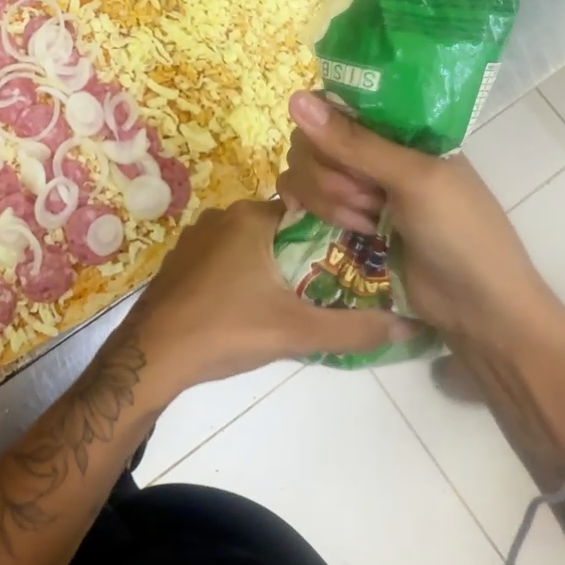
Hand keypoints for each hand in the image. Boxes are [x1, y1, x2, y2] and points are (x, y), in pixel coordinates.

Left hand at [126, 199, 419, 389]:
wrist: (153, 353)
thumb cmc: (226, 330)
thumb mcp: (298, 331)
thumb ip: (355, 328)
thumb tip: (411, 324)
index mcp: (250, 217)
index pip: (307, 212)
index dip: (334, 236)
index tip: (357, 263)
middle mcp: (221, 217)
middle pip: (279, 230)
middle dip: (304, 257)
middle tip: (332, 290)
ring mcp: (195, 239)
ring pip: (250, 246)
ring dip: (272, 268)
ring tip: (298, 302)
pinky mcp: (180, 262)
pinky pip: (225, 260)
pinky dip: (243, 277)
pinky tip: (253, 308)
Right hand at [276, 91, 564, 346]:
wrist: (478, 310)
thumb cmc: (461, 234)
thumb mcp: (413, 179)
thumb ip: (353, 142)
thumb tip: (295, 97)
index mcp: (401, 131)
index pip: (339, 106)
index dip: (329, 127)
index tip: (344, 153)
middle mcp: (375, 154)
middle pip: (314, 140)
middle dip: (330, 172)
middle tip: (369, 197)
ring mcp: (358, 188)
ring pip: (304, 170)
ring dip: (328, 198)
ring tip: (368, 222)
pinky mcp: (343, 220)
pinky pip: (304, 199)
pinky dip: (318, 212)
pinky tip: (347, 229)